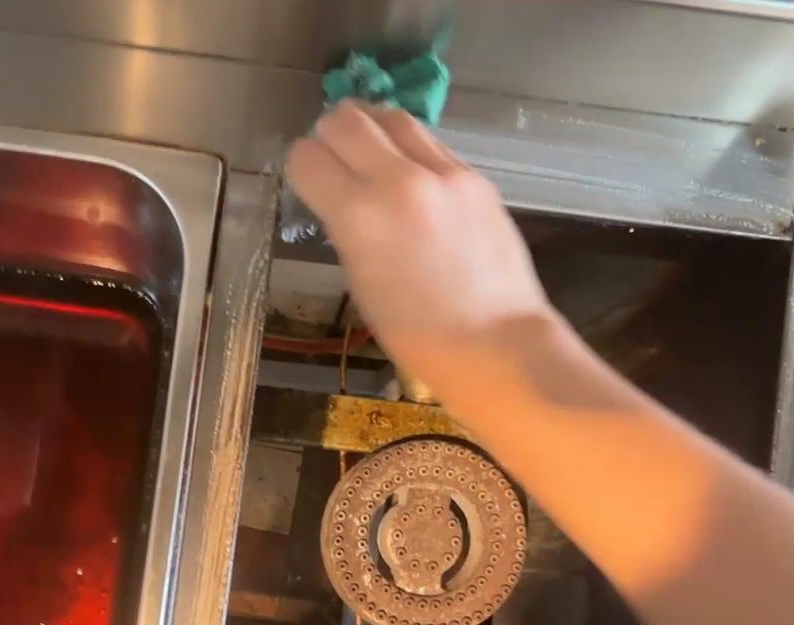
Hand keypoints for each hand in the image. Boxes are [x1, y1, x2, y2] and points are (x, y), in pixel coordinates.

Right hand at [286, 102, 554, 396]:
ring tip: (366, 147)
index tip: (306, 181)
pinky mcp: (473, 175)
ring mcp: (442, 172)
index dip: (301, 168)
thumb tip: (342, 202)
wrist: (491, 338)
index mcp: (359, 217)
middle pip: (346, 121)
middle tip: (330, 154)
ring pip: (391, 117)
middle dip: (329, 135)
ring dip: (369, 127)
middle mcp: (397, 180)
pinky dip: (406, 146)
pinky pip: (428, 142)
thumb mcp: (361, 283)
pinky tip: (406, 170)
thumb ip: (347, 231)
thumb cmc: (414, 333)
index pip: (308, 159)